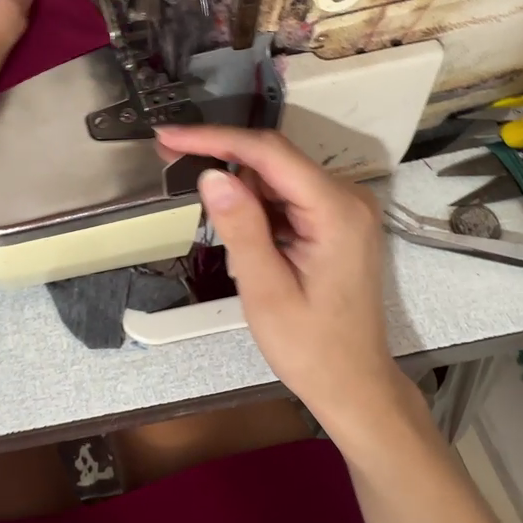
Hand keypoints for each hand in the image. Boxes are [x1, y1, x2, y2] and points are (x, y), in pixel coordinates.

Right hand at [156, 125, 401, 419]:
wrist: (353, 384)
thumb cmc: (310, 347)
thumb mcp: (265, 290)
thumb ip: (240, 228)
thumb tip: (210, 175)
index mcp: (336, 211)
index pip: (269, 153)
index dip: (215, 138)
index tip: (169, 137)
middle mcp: (347, 198)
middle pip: (273, 159)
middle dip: (220, 156)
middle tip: (169, 159)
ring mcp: (344, 208)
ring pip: (277, 175)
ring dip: (237, 186)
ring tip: (203, 212)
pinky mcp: (336, 221)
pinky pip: (287, 196)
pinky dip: (256, 205)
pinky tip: (237, 229)